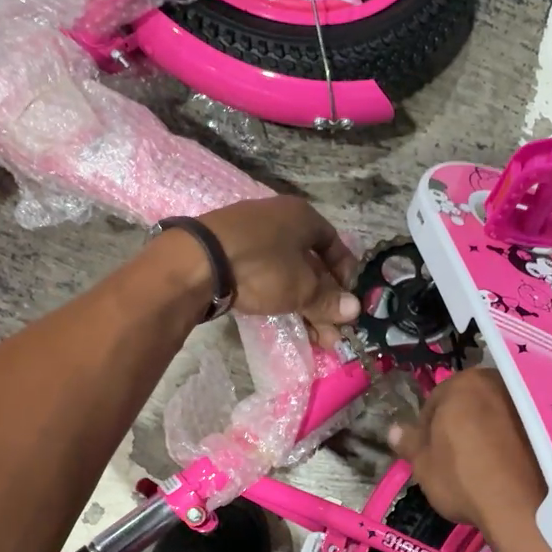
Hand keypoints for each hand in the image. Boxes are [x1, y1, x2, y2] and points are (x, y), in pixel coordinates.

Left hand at [197, 196, 360, 328]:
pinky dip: (278, 294)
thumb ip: (329, 301)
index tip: (348, 299)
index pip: (334, 243)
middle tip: (331, 329)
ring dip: (304, 303)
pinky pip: (265, 272)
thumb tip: (354, 310)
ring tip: (312, 334)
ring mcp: (251, 233)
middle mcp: (278, 217)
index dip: (345, 272)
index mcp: (302, 216)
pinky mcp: (230, 250)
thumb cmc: (262, 267)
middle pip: (310, 261)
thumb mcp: (302, 288)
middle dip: (324, 299)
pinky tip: (282, 316)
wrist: (197, 263)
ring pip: (287, 270)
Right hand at [390, 368, 545, 536]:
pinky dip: (511, 440)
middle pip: (468, 403)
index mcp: (463, 382)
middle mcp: (498, 381)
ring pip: (496, 413)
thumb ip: (408, 443)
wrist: (522, 507)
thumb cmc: (464, 480)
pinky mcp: (549, 423)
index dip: (427, 430)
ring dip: (486, 430)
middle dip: (459, 425)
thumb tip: (393, 430)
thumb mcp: (425, 466)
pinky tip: (506, 464)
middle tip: (455, 458)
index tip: (429, 454)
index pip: (434, 402)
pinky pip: (520, 427)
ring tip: (483, 462)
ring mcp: (528, 400)